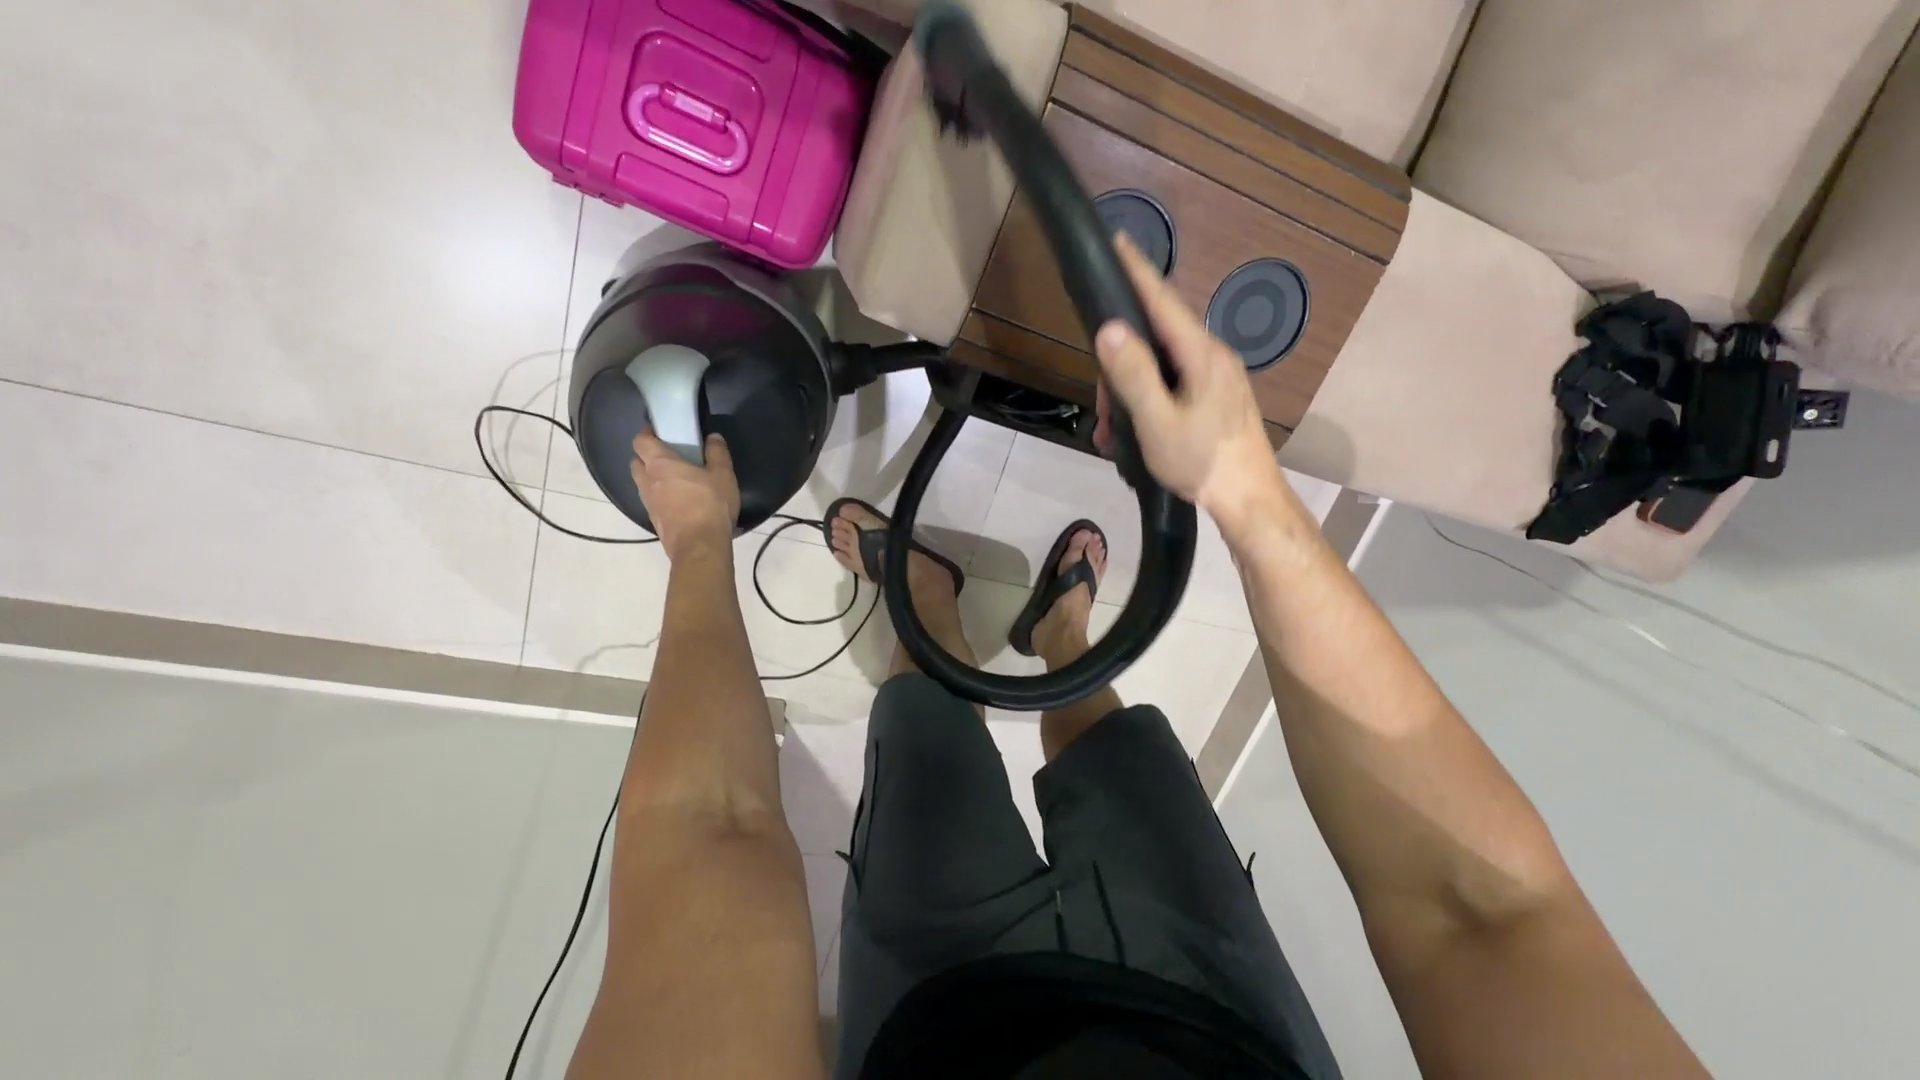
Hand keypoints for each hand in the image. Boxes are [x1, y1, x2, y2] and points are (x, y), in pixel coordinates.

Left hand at [630, 431, 739, 560]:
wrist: (699, 546)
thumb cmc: (710, 504)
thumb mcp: (723, 475)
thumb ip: (717, 453)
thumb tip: (713, 438)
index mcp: (660, 463)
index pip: (640, 440)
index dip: (647, 434)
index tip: (660, 432)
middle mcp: (647, 480)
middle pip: (636, 461)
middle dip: (646, 456)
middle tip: (667, 456)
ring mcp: (648, 502)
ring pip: (642, 483)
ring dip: (652, 478)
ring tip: (674, 479)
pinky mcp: (654, 520)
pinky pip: (651, 500)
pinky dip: (659, 496)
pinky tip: (678, 500)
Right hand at [1092, 234, 1287, 522]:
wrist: (1249, 502)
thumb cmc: (1203, 462)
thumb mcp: (1158, 422)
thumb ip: (1133, 374)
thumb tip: (1109, 327)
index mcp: (1201, 354)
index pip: (1162, 299)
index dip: (1137, 271)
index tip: (1116, 240)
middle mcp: (1212, 356)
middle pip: (1154, 339)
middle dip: (1120, 367)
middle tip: (1102, 410)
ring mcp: (1216, 379)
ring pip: (1160, 368)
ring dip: (1130, 395)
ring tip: (1114, 434)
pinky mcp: (1216, 399)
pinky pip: (1172, 388)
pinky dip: (1147, 405)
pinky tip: (1133, 438)